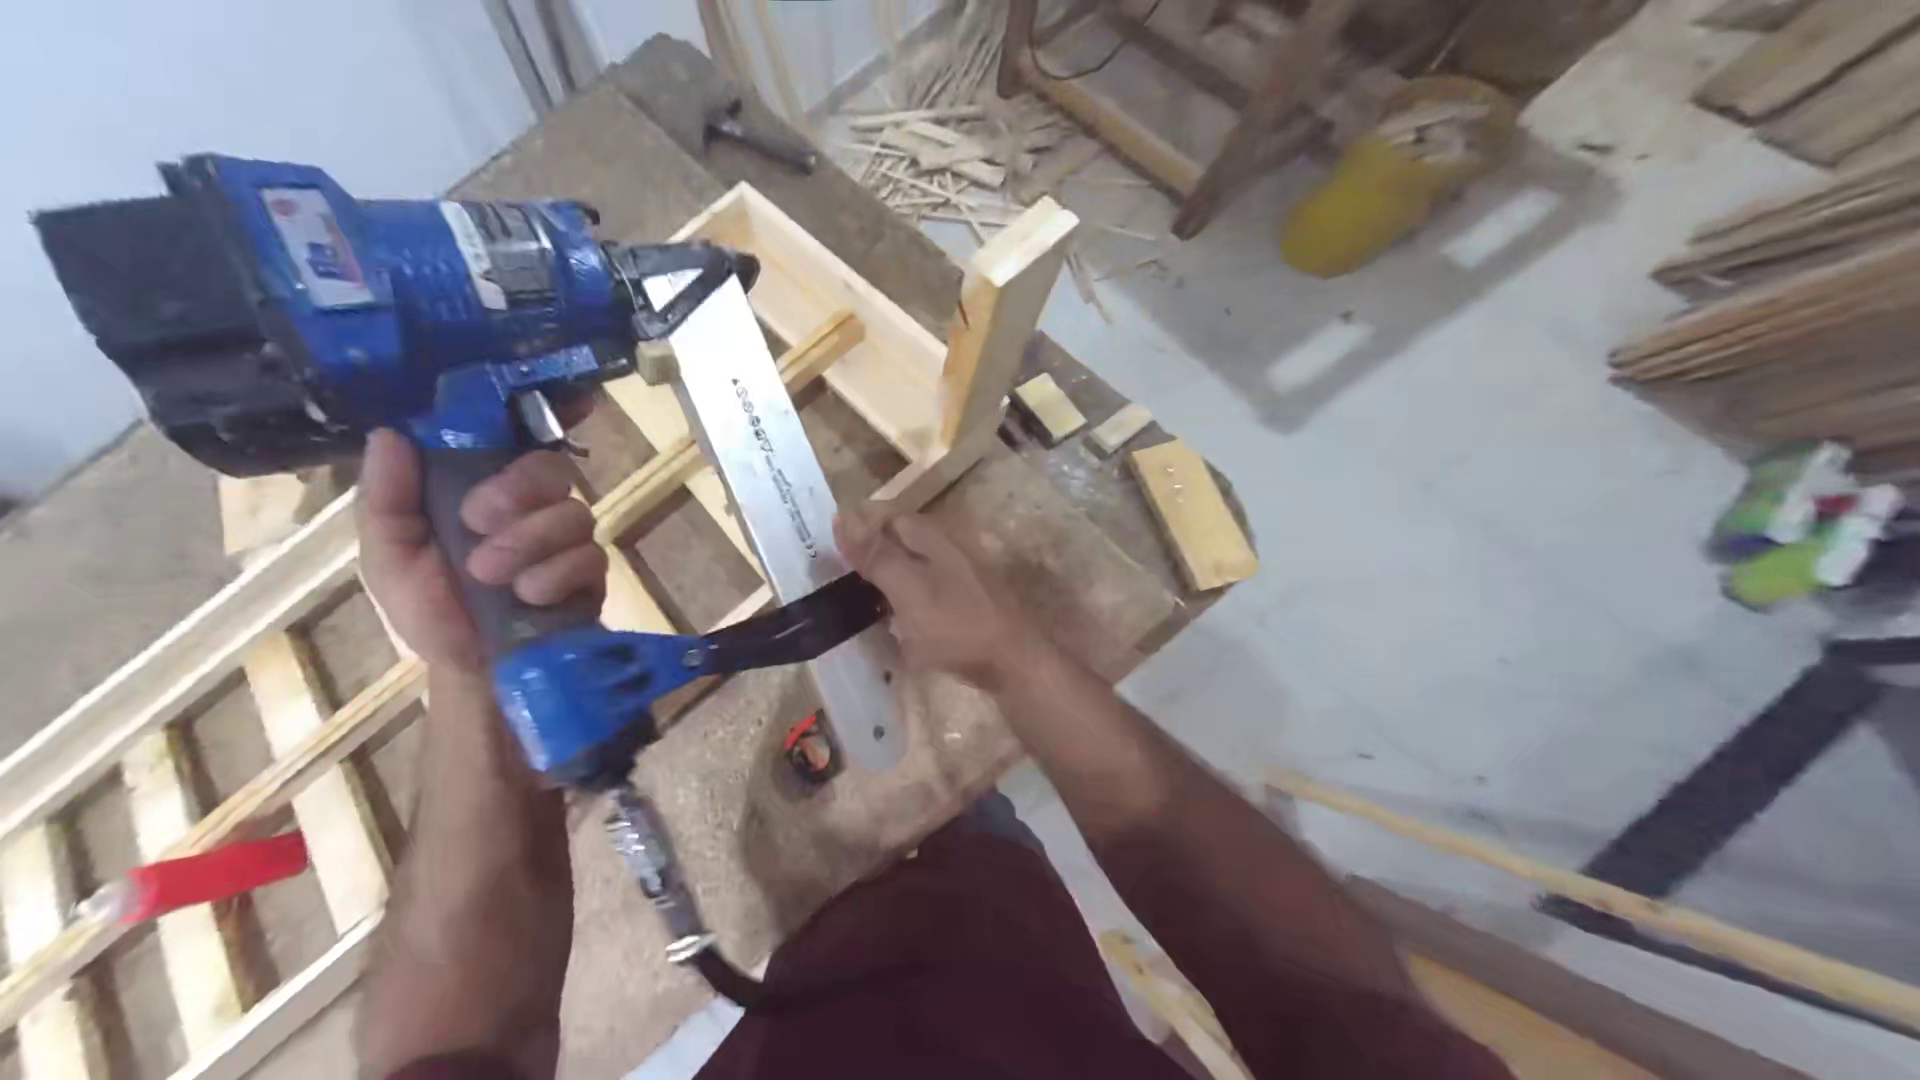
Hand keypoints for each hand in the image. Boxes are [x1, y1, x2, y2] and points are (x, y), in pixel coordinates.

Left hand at [357, 430, 606, 672]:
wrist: (476, 668)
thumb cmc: (430, 608)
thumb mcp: (389, 555)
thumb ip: (387, 499)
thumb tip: (392, 433)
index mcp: (481, 487)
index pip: (514, 436)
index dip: (540, 409)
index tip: (564, 392)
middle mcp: (530, 503)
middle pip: (549, 466)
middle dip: (515, 492)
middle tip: (479, 520)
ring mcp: (566, 536)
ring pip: (570, 512)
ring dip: (527, 544)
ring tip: (494, 578)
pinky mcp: (591, 569)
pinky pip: (587, 554)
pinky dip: (553, 574)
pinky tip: (530, 596)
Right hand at [834, 512, 1044, 689]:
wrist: (1012, 662)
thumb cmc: (956, 624)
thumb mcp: (908, 588)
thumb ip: (877, 555)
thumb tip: (842, 515)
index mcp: (931, 538)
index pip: (886, 518)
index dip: (858, 531)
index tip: (830, 556)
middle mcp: (946, 549)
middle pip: (899, 543)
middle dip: (870, 559)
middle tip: (840, 586)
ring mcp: (959, 577)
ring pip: (912, 571)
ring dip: (887, 585)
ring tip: (859, 607)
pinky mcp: (964, 605)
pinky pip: (925, 596)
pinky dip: (906, 606)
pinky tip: (895, 627)